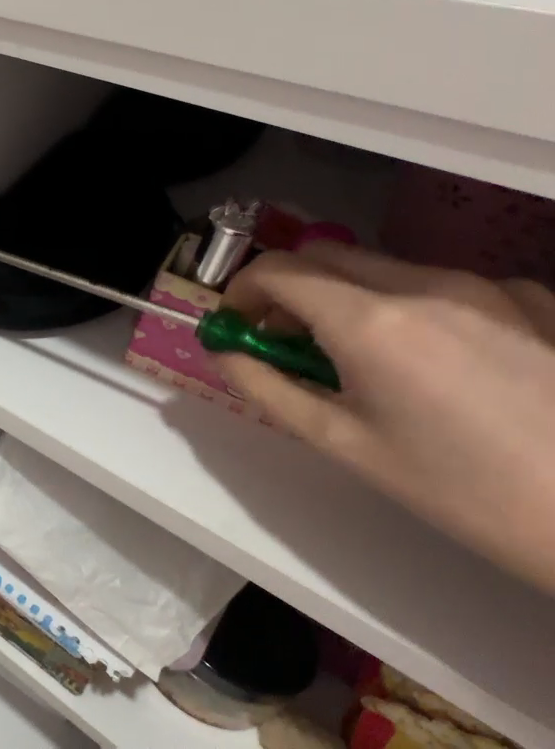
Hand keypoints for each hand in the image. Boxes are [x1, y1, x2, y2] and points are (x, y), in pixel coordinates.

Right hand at [215, 242, 554, 592]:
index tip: (239, 326)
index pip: (275, 270)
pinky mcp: (541, 304)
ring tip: (369, 358)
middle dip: (289, 289)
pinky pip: (452, 286)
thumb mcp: (342, 443)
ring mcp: (494, 291)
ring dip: (352, 298)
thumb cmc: (464, 491)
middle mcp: (429, 288)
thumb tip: (225, 351)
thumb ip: (264, 386)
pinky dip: (421, 308)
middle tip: (288, 339)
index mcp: (371, 322)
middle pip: (326, 256)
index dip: (240, 292)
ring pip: (387, 270)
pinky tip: (446, 358)